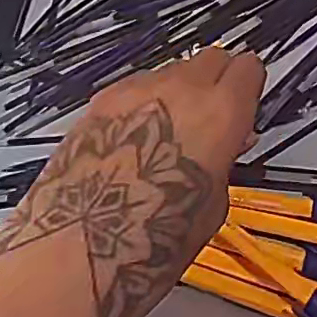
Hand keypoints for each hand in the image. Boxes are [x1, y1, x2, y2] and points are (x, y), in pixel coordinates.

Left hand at [0, 48, 264, 316]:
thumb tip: (224, 143)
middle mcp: (179, 89)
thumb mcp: (211, 207)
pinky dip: (145, 104)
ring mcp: (134, 90)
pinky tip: (134, 145)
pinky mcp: (98, 101)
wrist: (66, 258)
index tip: (245, 107)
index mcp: (219, 113)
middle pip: (212, 58)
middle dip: (220, 82)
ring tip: (170, 138)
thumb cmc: (148, 245)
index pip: (248, 67)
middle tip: (215, 119)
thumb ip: (223, 160)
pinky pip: (136, 88)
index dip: (249, 86)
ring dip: (182, 93)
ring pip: (173, 71)